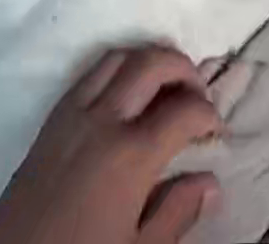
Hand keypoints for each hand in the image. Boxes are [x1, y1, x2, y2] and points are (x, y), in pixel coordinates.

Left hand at [0, 46, 223, 243]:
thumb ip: (176, 213)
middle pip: (152, 63)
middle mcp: (103, 118)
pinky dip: (119, 66)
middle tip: (198, 93)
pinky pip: (91, 71)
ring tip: (166, 84)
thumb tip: (210, 182)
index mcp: (130, 154)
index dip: (209, 113)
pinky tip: (127, 91)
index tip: (216, 129)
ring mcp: (73, 111)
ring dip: (149, 59)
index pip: (184, 109)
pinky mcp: (52, 116)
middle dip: (184, 68)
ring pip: (119, 56)